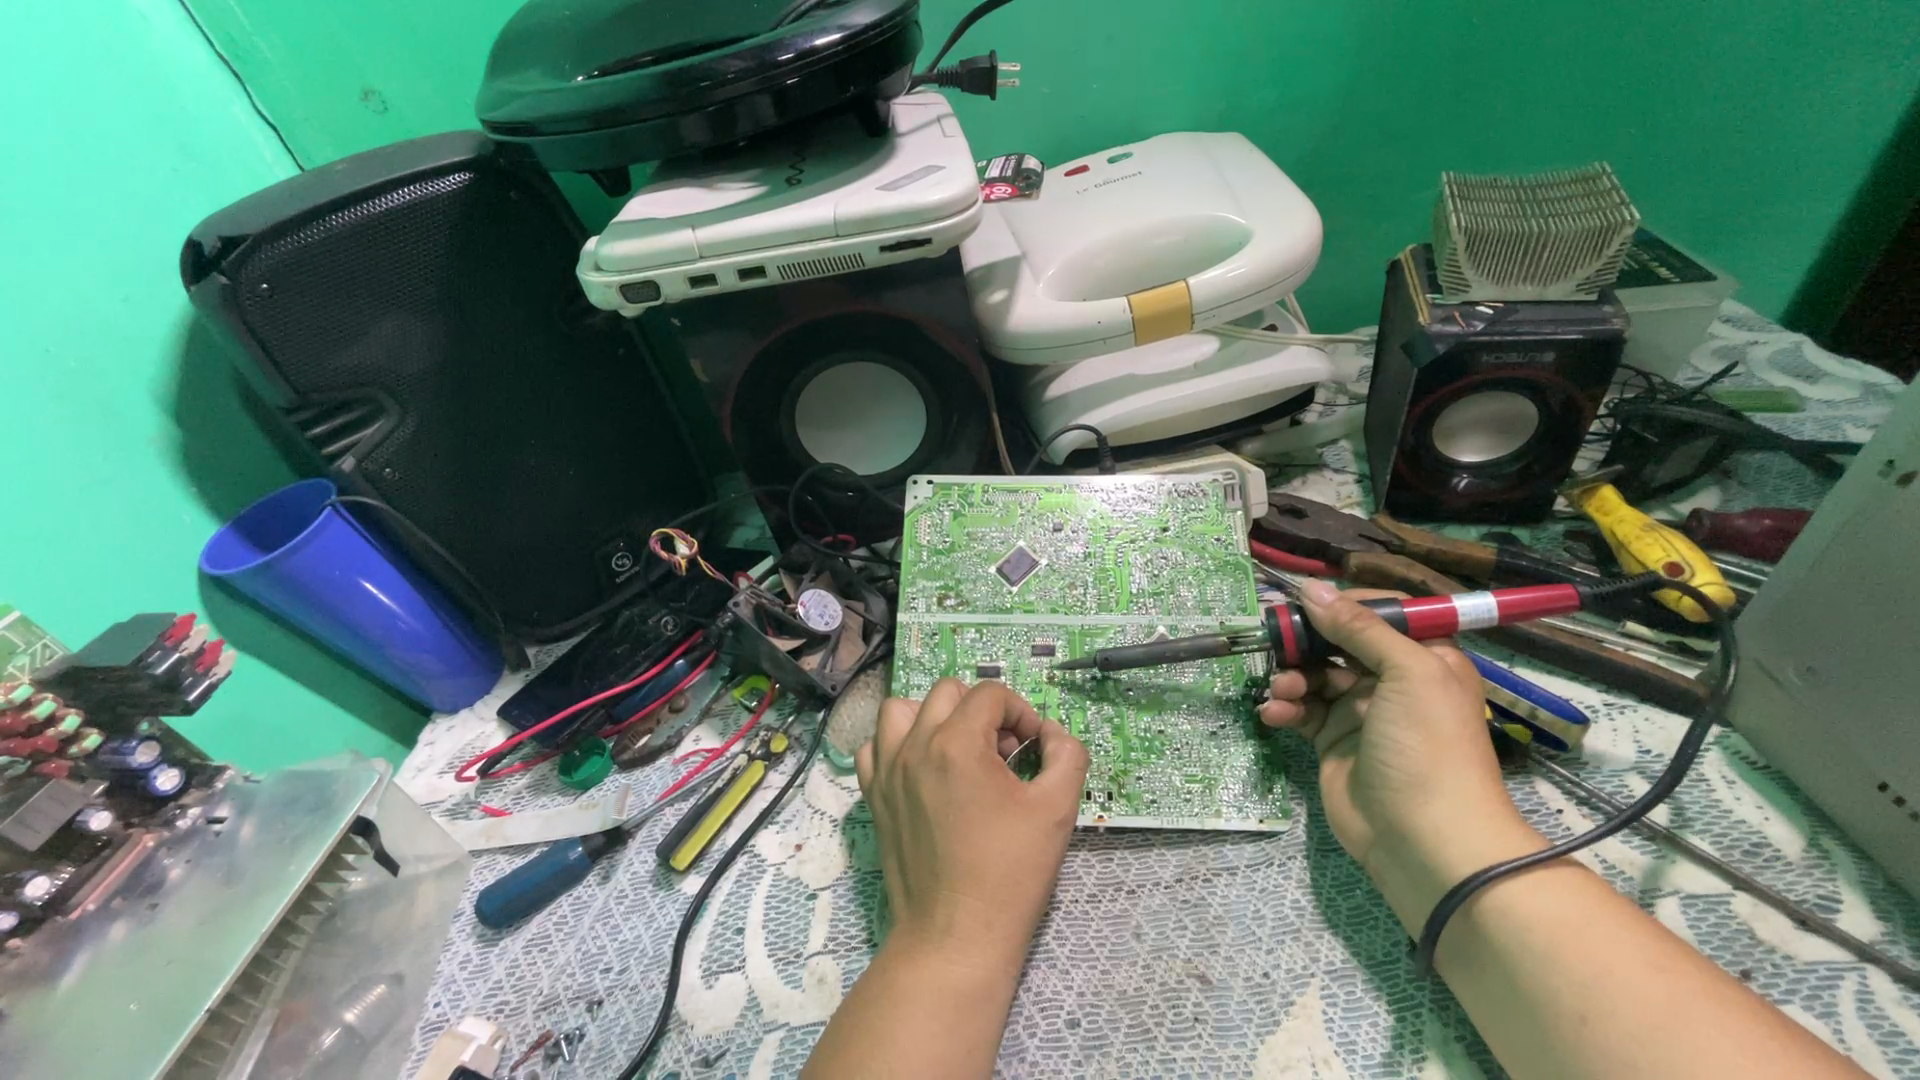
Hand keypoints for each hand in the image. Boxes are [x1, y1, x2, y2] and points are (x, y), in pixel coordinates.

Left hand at [857, 679, 1089, 968]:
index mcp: (957, 743)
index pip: (990, 695)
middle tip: (1002, 754)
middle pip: (947, 692)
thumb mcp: (1057, 809)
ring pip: (901, 710)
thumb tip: (1051, 733)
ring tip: (958, 752)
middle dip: (981, 711)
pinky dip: (897, 745)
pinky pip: (875, 747)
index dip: (1021, 712)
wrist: (954, 935)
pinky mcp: (873, 796)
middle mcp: (914, 745)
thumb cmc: (1010, 873)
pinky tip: (922, 772)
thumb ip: (1067, 755)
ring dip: (933, 717)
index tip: (1034, 748)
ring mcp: (887, 770)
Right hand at [1259, 581, 1545, 931]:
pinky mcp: (1331, 741)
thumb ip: (1359, 628)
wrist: (1424, 838)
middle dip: (1307, 639)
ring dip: (1292, 675)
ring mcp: (1360, 712)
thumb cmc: (1427, 744)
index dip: (1345, 605)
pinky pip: (1300, 710)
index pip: (1382, 614)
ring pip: (1315, 675)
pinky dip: (1283, 707)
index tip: (1308, 601)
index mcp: (1424, 658)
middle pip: (1340, 642)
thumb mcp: (1406, 673)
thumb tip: (1311, 588)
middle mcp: (1392, 680)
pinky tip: (1274, 713)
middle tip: (1275, 638)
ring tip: (1282, 688)